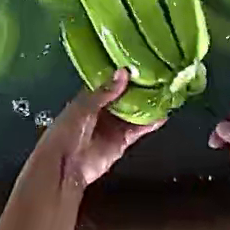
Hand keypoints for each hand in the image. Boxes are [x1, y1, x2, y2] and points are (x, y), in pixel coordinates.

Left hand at [33, 71, 165, 190]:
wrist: (64, 167)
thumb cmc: (66, 132)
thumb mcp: (83, 107)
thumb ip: (104, 92)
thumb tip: (123, 73)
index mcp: (88, 99)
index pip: (108, 83)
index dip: (121, 74)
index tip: (138, 63)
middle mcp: (101, 111)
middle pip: (123, 97)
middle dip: (138, 89)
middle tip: (157, 76)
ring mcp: (112, 127)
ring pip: (133, 113)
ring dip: (146, 105)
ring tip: (165, 93)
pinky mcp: (121, 142)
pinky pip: (137, 130)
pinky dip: (148, 124)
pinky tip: (162, 115)